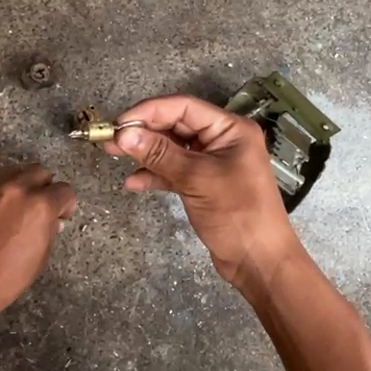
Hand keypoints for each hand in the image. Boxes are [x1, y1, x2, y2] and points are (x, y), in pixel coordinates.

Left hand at [0, 163, 75, 320]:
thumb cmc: (7, 276)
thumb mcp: (40, 255)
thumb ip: (49, 230)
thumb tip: (53, 220)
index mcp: (40, 205)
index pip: (64, 191)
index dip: (66, 204)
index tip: (62, 214)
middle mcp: (17, 189)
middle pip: (40, 172)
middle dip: (46, 188)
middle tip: (43, 207)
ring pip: (16, 171)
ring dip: (24, 183)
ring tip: (22, 204)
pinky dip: (4, 192)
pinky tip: (1, 212)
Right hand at [105, 96, 305, 291]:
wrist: (259, 262)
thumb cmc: (237, 215)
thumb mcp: (196, 180)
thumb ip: (159, 154)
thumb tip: (124, 134)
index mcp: (230, 129)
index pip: (183, 107)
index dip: (149, 112)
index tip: (119, 123)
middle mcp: (222, 140)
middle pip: (175, 125)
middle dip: (143, 131)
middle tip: (111, 138)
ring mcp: (212, 163)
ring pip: (172, 148)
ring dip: (145, 152)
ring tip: (113, 154)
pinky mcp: (203, 184)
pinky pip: (174, 171)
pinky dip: (155, 175)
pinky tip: (134, 183)